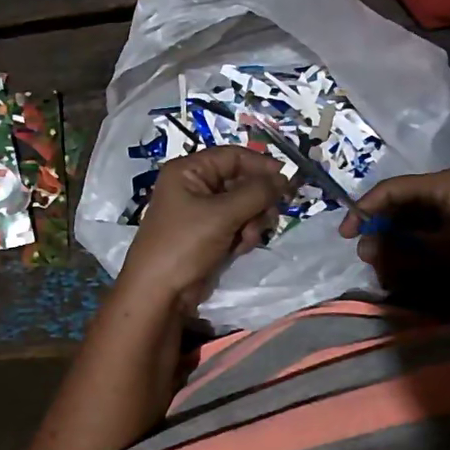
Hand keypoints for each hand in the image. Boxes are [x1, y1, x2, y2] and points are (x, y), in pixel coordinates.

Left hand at [117, 146, 290, 308]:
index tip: (289, 180)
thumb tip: (284, 177)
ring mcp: (201, 211)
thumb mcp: (222, 214)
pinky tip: (238, 249)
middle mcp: (194, 185)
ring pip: (243, 205)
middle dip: (257, 201)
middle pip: (241, 181)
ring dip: (252, 221)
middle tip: (267, 217)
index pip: (233, 156)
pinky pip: (237, 224)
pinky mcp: (208, 234)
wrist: (160, 293)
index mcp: (188, 170)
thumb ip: (257, 192)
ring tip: (246, 239)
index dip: (262, 166)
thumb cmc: (185, 244)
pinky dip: (243, 235)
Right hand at [338, 168, 449, 286]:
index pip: (393, 189)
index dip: (365, 210)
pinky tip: (411, 279)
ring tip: (392, 276)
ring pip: (411, 229)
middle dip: (382, 235)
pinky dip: (414, 260)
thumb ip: (401, 251)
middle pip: (400, 208)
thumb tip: (365, 249)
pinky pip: (427, 244)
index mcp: (449, 185)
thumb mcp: (445, 255)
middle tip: (372, 261)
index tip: (346, 236)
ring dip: (397, 251)